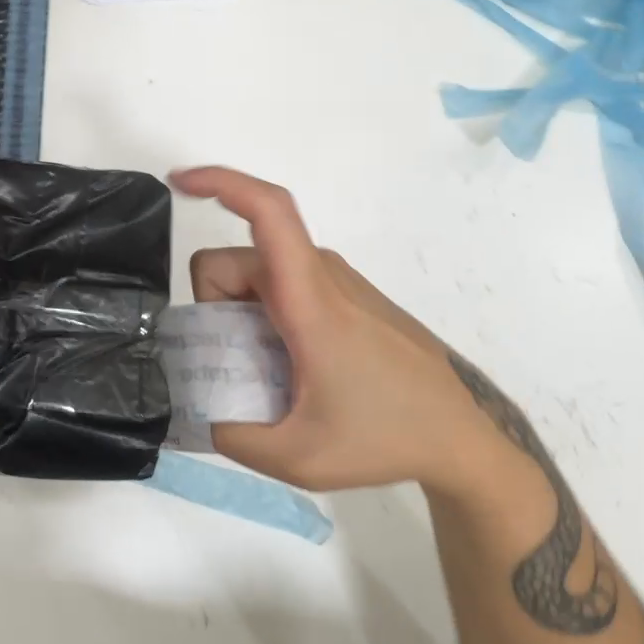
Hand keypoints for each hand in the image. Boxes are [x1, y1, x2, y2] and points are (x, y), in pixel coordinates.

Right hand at [172, 166, 504, 496]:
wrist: (463, 438)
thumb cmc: (384, 440)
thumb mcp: (296, 459)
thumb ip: (228, 434)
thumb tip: (192, 410)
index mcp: (310, 301)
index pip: (270, 213)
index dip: (221, 183)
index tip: (180, 184)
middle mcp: (322, 276)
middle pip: (232, 263)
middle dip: (212, 308)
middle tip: (236, 366)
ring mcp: (337, 283)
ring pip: (252, 276)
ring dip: (237, 316)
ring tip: (270, 372)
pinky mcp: (345, 296)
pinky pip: (278, 287)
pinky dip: (261, 318)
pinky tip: (290, 365)